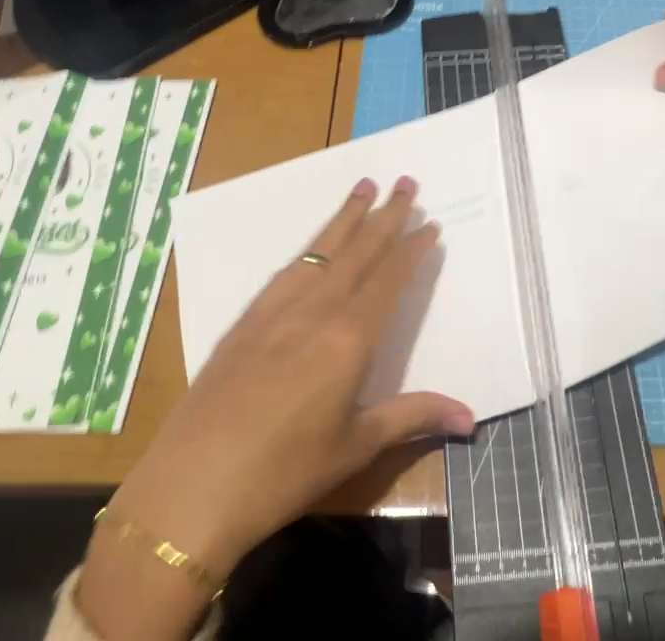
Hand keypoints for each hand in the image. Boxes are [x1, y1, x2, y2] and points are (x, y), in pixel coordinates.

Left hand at [78, 177, 473, 638]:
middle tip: (406, 180)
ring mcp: (273, 313)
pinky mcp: (243, 324)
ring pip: (318, 252)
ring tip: (362, 187)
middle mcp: (313, 311)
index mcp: (348, 338)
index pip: (388, 279)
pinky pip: (285, 272)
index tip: (429, 222)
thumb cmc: (285, 471)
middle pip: (356, 251)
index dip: (411, 249)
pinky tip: (312, 250)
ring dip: (344, 218)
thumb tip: (471, 418)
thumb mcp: (356, 445)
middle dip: (384, 214)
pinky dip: (309, 251)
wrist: (192, 485)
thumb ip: (413, 417)